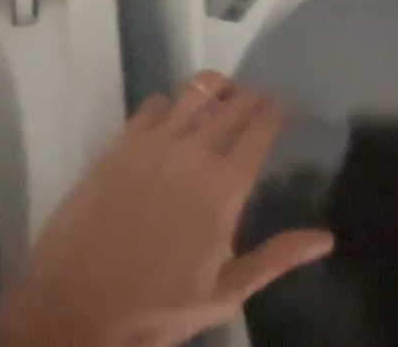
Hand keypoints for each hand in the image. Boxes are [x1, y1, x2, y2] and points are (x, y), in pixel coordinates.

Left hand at [0, 73, 334, 346]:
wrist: (72, 308)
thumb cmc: (155, 308)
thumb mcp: (224, 293)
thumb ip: (276, 257)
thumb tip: (325, 238)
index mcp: (226, 184)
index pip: (262, 125)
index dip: (275, 111)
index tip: (281, 110)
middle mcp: (195, 150)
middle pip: (234, 101)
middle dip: (251, 97)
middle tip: (256, 105)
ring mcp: (154, 142)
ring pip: (195, 89)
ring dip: (215, 89)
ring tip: (220, 99)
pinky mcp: (120, 144)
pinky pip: (155, 103)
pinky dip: (172, 104)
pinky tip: (172, 120)